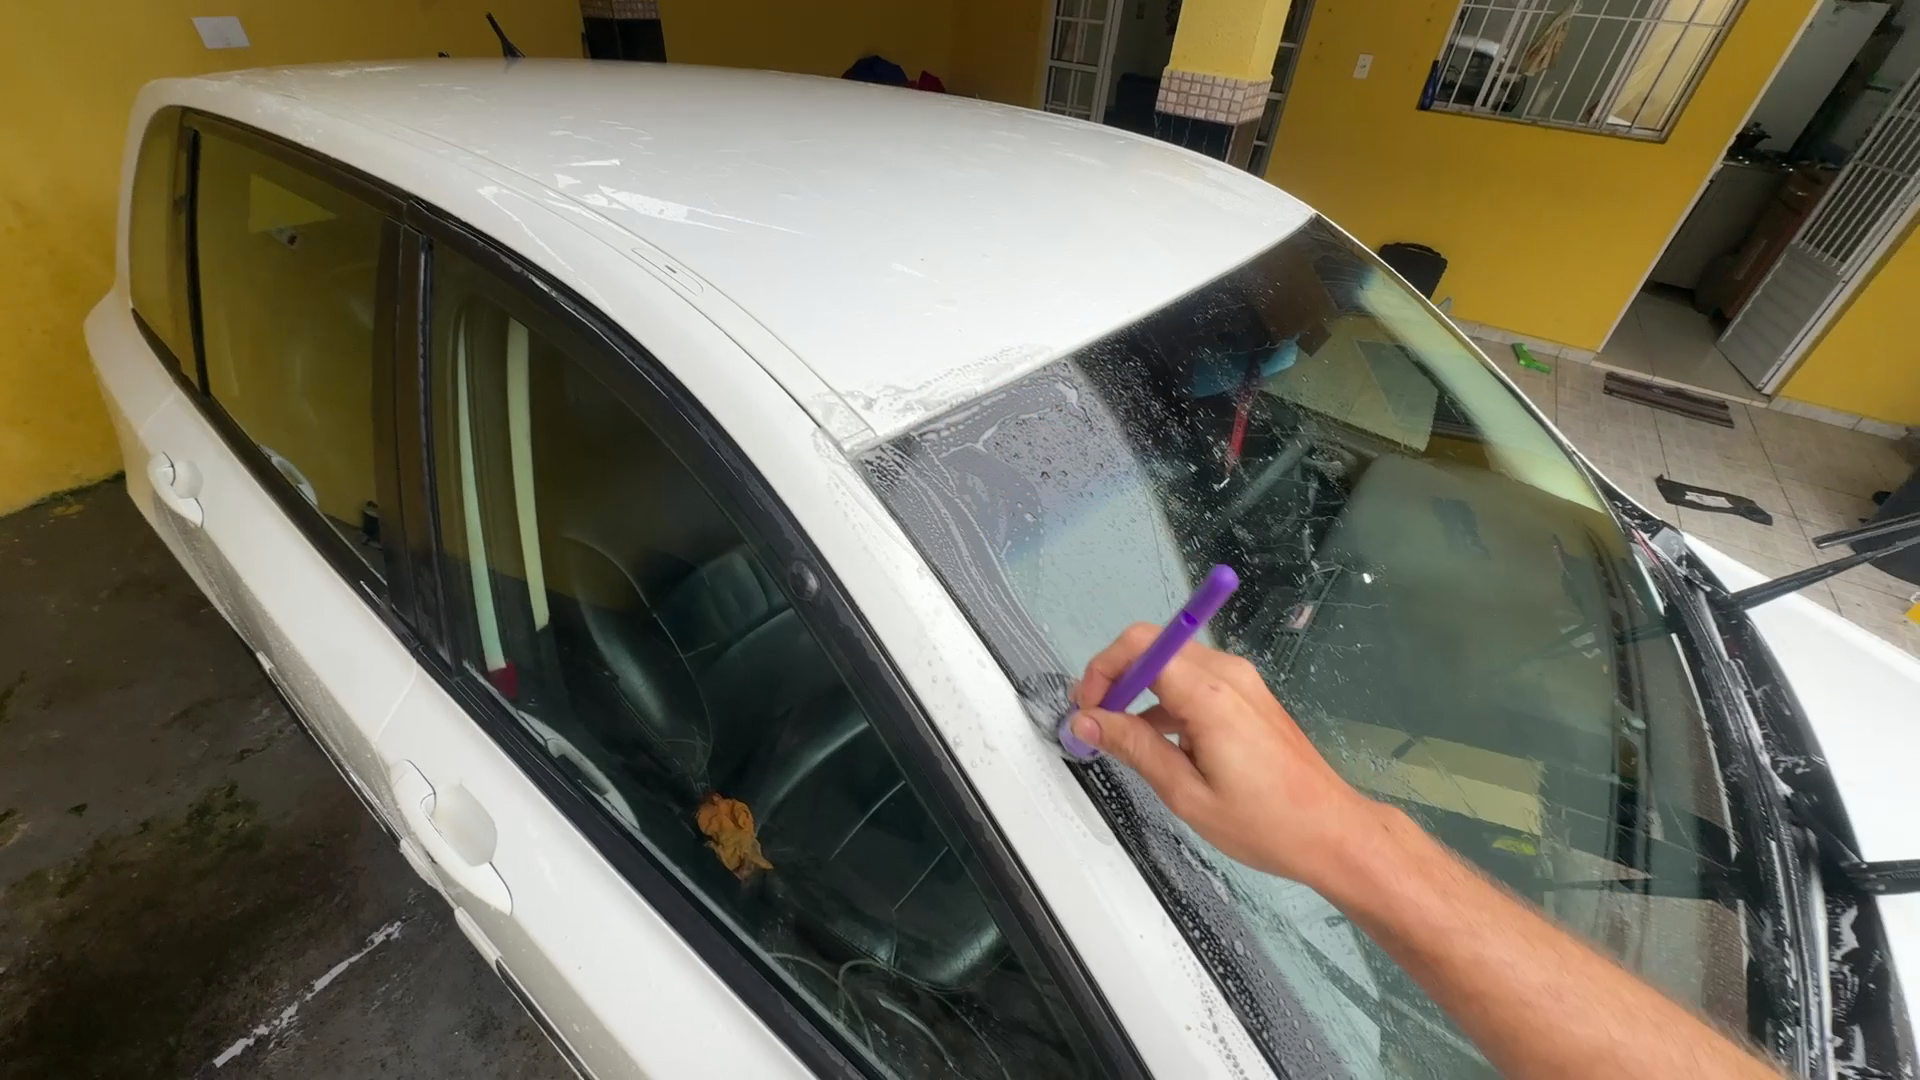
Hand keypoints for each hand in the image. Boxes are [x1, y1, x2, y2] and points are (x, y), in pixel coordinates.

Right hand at [1070, 624, 1383, 886]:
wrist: (1335, 832)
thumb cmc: (1264, 822)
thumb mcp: (1185, 793)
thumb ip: (1133, 747)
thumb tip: (1085, 721)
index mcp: (1210, 695)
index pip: (1142, 646)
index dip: (1103, 668)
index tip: (1087, 708)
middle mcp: (1226, 672)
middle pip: (1153, 643)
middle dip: (1115, 673)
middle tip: (1095, 717)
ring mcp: (1240, 678)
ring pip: (1170, 658)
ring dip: (1137, 684)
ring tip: (1118, 730)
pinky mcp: (1246, 691)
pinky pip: (1191, 675)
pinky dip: (1163, 694)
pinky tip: (1155, 735)